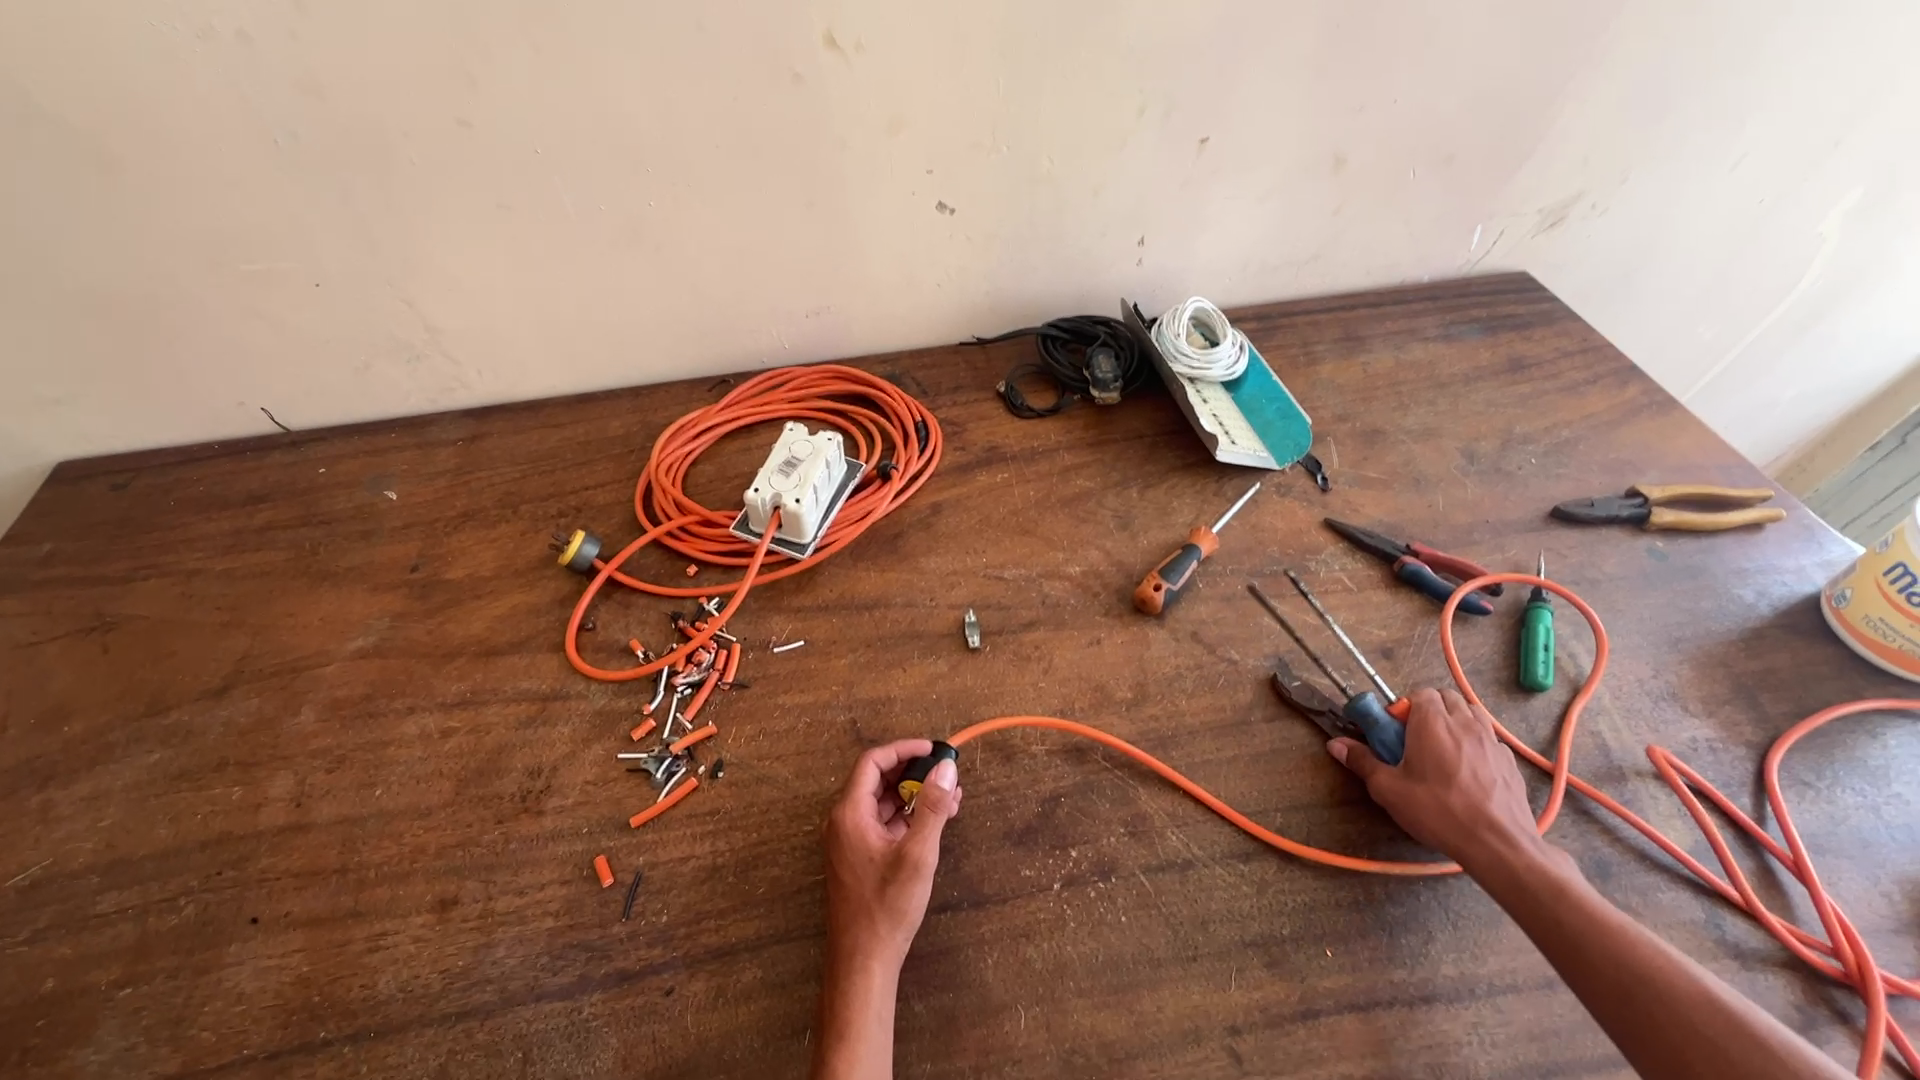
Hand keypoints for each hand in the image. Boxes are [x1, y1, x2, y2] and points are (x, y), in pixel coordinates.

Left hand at [822, 739, 962, 968]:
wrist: (863, 960)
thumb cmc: (887, 907)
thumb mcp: (918, 853)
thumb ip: (932, 806)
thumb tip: (946, 768)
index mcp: (849, 813)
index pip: (872, 762)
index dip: (903, 749)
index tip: (933, 749)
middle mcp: (844, 821)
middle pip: (877, 780)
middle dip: (913, 773)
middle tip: (946, 775)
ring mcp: (849, 840)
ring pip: (883, 803)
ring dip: (914, 796)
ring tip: (950, 799)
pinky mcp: (859, 857)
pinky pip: (883, 823)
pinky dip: (907, 817)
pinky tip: (934, 823)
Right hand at [1328, 687, 1541, 865]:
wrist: (1497, 843)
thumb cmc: (1437, 811)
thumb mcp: (1388, 789)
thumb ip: (1362, 761)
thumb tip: (1335, 744)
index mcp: (1432, 723)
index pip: (1420, 693)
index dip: (1406, 707)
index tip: (1397, 730)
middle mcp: (1465, 723)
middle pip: (1448, 697)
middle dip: (1431, 708)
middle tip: (1417, 737)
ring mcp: (1492, 740)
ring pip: (1473, 713)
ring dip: (1457, 720)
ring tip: (1445, 748)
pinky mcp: (1509, 760)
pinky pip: (1490, 738)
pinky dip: (1477, 742)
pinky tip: (1470, 769)